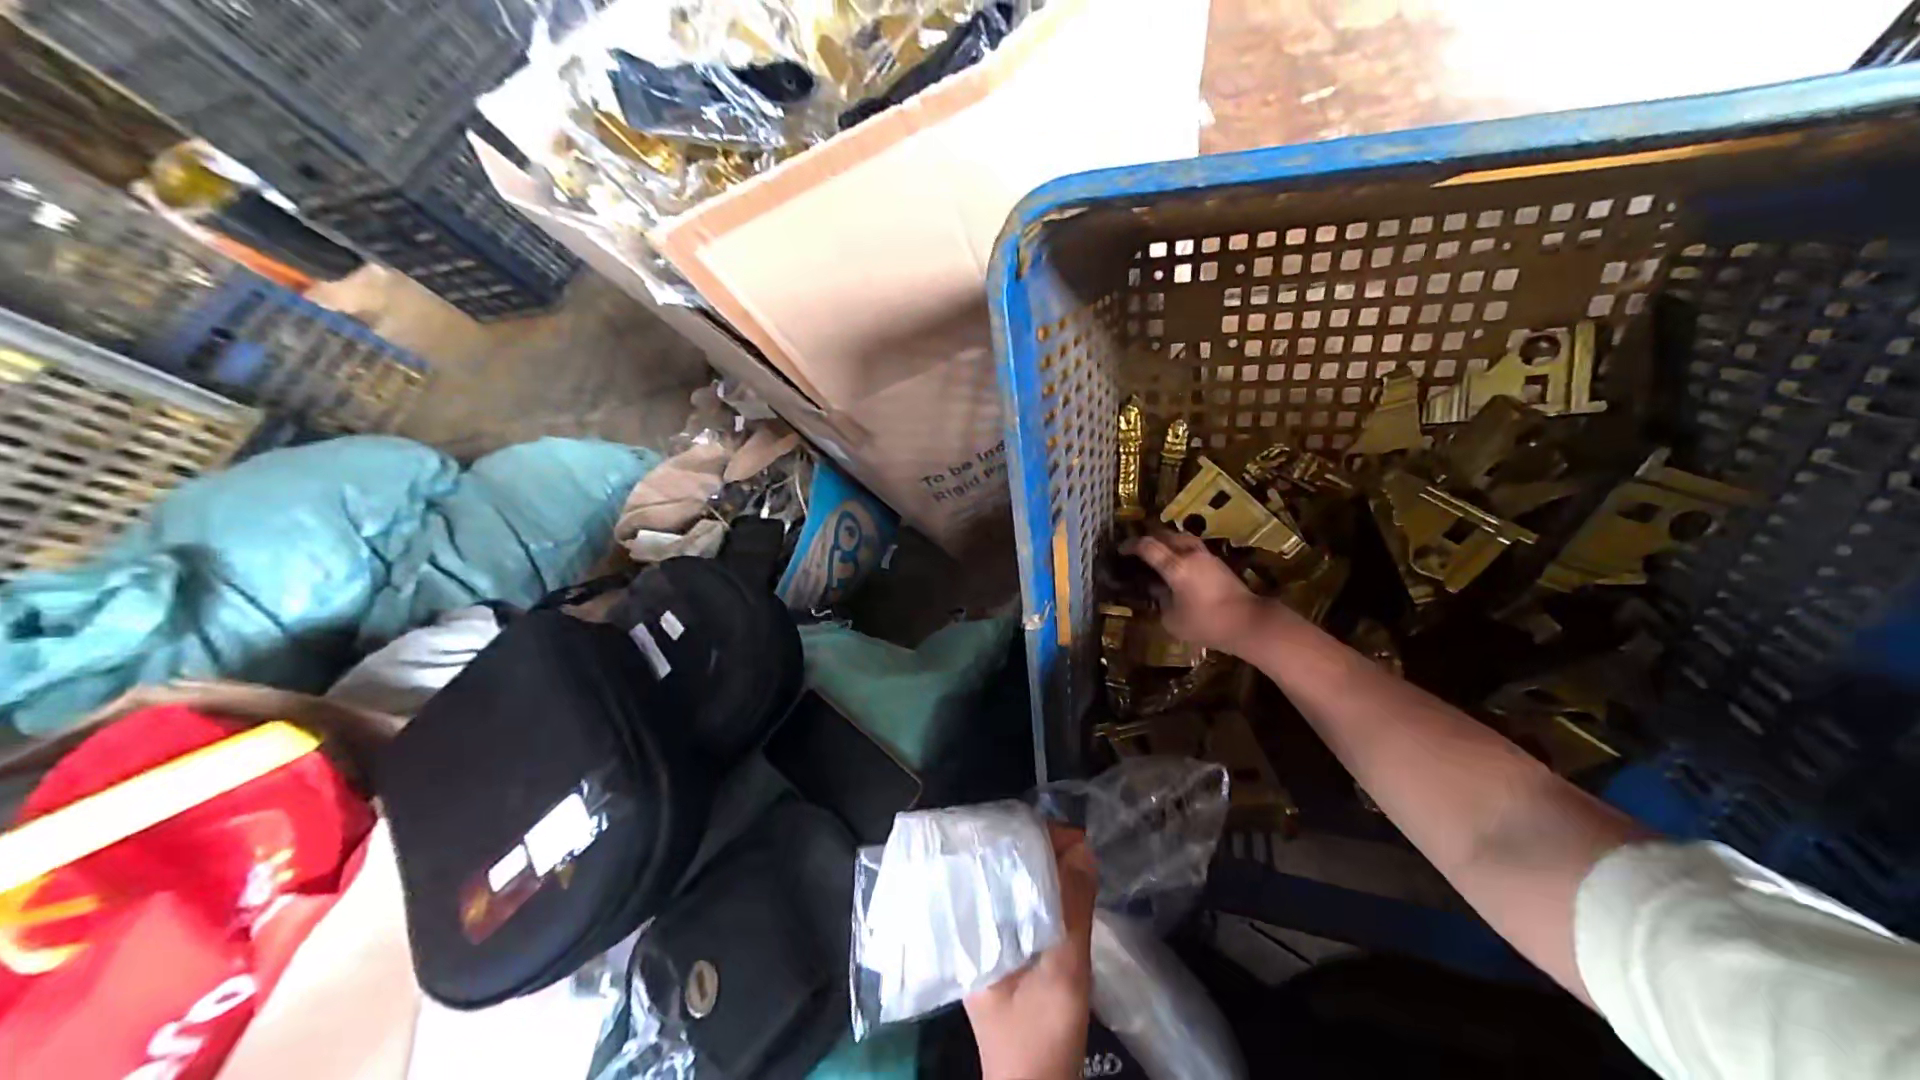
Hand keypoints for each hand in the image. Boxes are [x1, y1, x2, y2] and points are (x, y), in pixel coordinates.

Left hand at [963, 826, 1097, 1079]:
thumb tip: (1083, 848)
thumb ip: (1072, 911)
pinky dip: (1043, 891)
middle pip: (998, 869)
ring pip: (1011, 886)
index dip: (1025, 840)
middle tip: (1077, 841)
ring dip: (1043, 868)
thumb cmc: (1040, 1038)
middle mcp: (968, 928)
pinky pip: (1020, 907)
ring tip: (1075, 854)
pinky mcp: (1004, 953)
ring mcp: (986, 941)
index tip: (1066, 833)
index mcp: (966, 928)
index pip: (986, 861)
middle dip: (1037, 849)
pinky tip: (1064, 885)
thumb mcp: (1063, 975)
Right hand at [1121, 530, 1280, 654]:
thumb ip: (1161, 601)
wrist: (1248, 622)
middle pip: (1165, 535)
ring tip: (1158, 553)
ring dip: (1167, 541)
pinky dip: (1180, 550)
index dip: (1131, 545)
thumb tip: (1159, 590)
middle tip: (1138, 550)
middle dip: (1148, 539)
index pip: (1147, 546)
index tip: (1121, 550)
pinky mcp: (1218, 563)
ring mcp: (1206, 556)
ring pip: (1181, 538)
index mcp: (1175, 567)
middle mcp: (1190, 554)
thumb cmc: (1206, 624)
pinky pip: (1193, 548)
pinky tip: (1177, 563)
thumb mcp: (1172, 619)